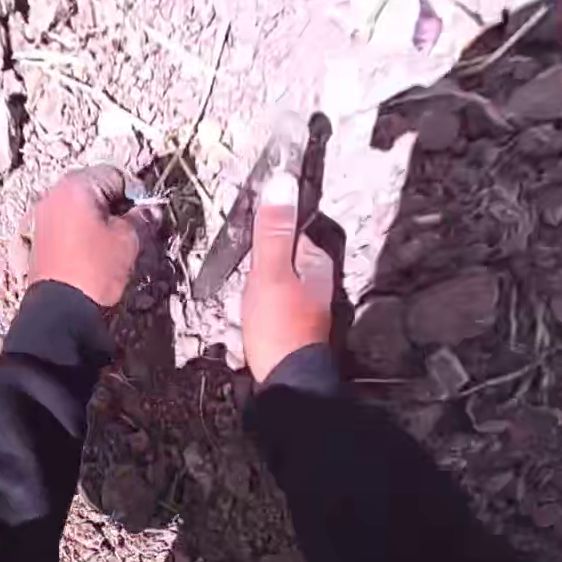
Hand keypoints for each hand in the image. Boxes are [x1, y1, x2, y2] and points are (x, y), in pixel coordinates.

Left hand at [26, 166, 149, 306]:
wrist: (61, 311)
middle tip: (135, 231)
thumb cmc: (95, 270)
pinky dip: (84, 234)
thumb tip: (152, 211)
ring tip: (116, 246)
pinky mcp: (40, 239)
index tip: (148, 215)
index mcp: (77, 186)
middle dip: (117, 208)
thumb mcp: (127, 242)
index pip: (116, 175)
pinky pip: (68, 226)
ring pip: (81, 209)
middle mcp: (55, 194)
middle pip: (95, 190)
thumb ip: (142, 219)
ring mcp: (43, 216)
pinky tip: (96, 254)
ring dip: (101, 221)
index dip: (137, 194)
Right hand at [241, 172, 332, 380]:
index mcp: (316, 263)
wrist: (285, 382)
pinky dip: (258, 314)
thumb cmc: (278, 325)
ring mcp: (306, 308)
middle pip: (279, 262)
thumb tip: (282, 179)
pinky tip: (250, 324)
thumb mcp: (270, 273)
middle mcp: (317, 283)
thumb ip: (273, 231)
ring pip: (273, 288)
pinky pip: (270, 310)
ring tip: (245, 309)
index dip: (264, 239)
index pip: (288, 233)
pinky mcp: (293, 329)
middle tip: (244, 288)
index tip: (246, 251)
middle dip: (257, 271)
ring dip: (255, 295)